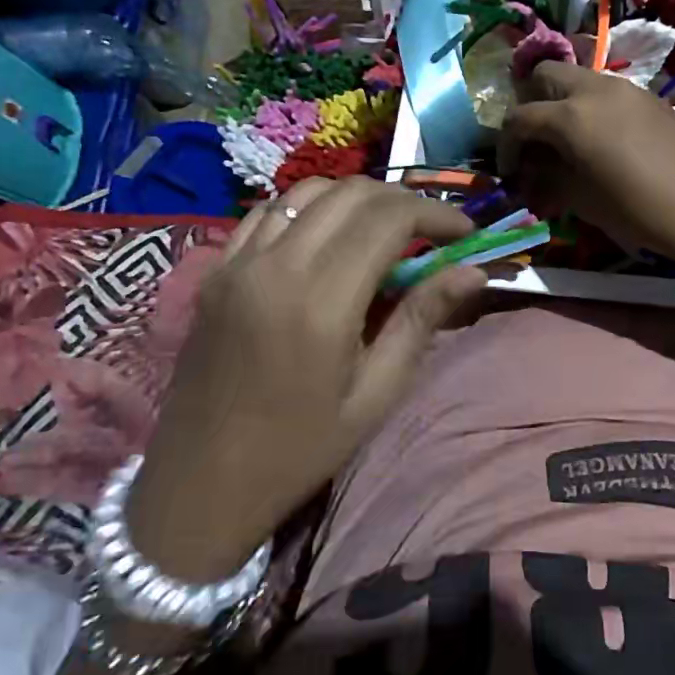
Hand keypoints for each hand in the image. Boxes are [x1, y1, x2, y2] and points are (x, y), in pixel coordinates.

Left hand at [126, 177, 485, 582]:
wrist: (201, 482)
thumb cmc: (301, 448)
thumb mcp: (376, 392)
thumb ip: (421, 319)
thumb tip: (473, 271)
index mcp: (321, 300)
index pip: (389, 219)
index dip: (436, 214)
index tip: (465, 231)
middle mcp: (276, 264)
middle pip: (352, 193)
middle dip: (404, 201)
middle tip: (433, 231)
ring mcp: (238, 262)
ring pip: (309, 192)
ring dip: (358, 198)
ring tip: (388, 229)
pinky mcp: (217, 270)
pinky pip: (269, 212)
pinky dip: (311, 209)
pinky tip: (329, 237)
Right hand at [500, 61, 674, 277]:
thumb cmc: (638, 211)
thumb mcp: (581, 199)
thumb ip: (547, 177)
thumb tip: (529, 170)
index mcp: (569, 115)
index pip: (519, 117)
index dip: (505, 144)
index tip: (509, 169)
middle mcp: (594, 88)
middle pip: (544, 76)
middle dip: (530, 104)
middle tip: (534, 142)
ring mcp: (626, 88)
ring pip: (577, 78)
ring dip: (561, 102)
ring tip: (566, 142)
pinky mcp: (649, 97)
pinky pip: (605, 91)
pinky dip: (589, 106)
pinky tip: (601, 140)